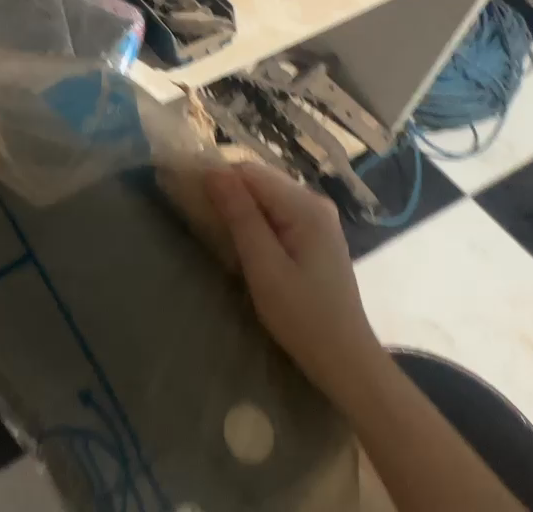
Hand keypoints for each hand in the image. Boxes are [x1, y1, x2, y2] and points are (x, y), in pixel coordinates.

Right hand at [207, 162, 383, 392]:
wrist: (345, 360)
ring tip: (215, 230)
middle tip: (198, 217)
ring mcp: (317, 219)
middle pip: (258, 180)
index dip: (216, 178)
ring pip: (264, 196)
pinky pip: (275, 212)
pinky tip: (241, 241)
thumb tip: (212, 172)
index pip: (249, 171)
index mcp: (306, 206)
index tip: (188, 198)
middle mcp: (314, 203)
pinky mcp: (313, 235)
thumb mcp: (264, 266)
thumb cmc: (302, 316)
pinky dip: (253, 220)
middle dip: (225, 191)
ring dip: (237, 206)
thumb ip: (240, 216)